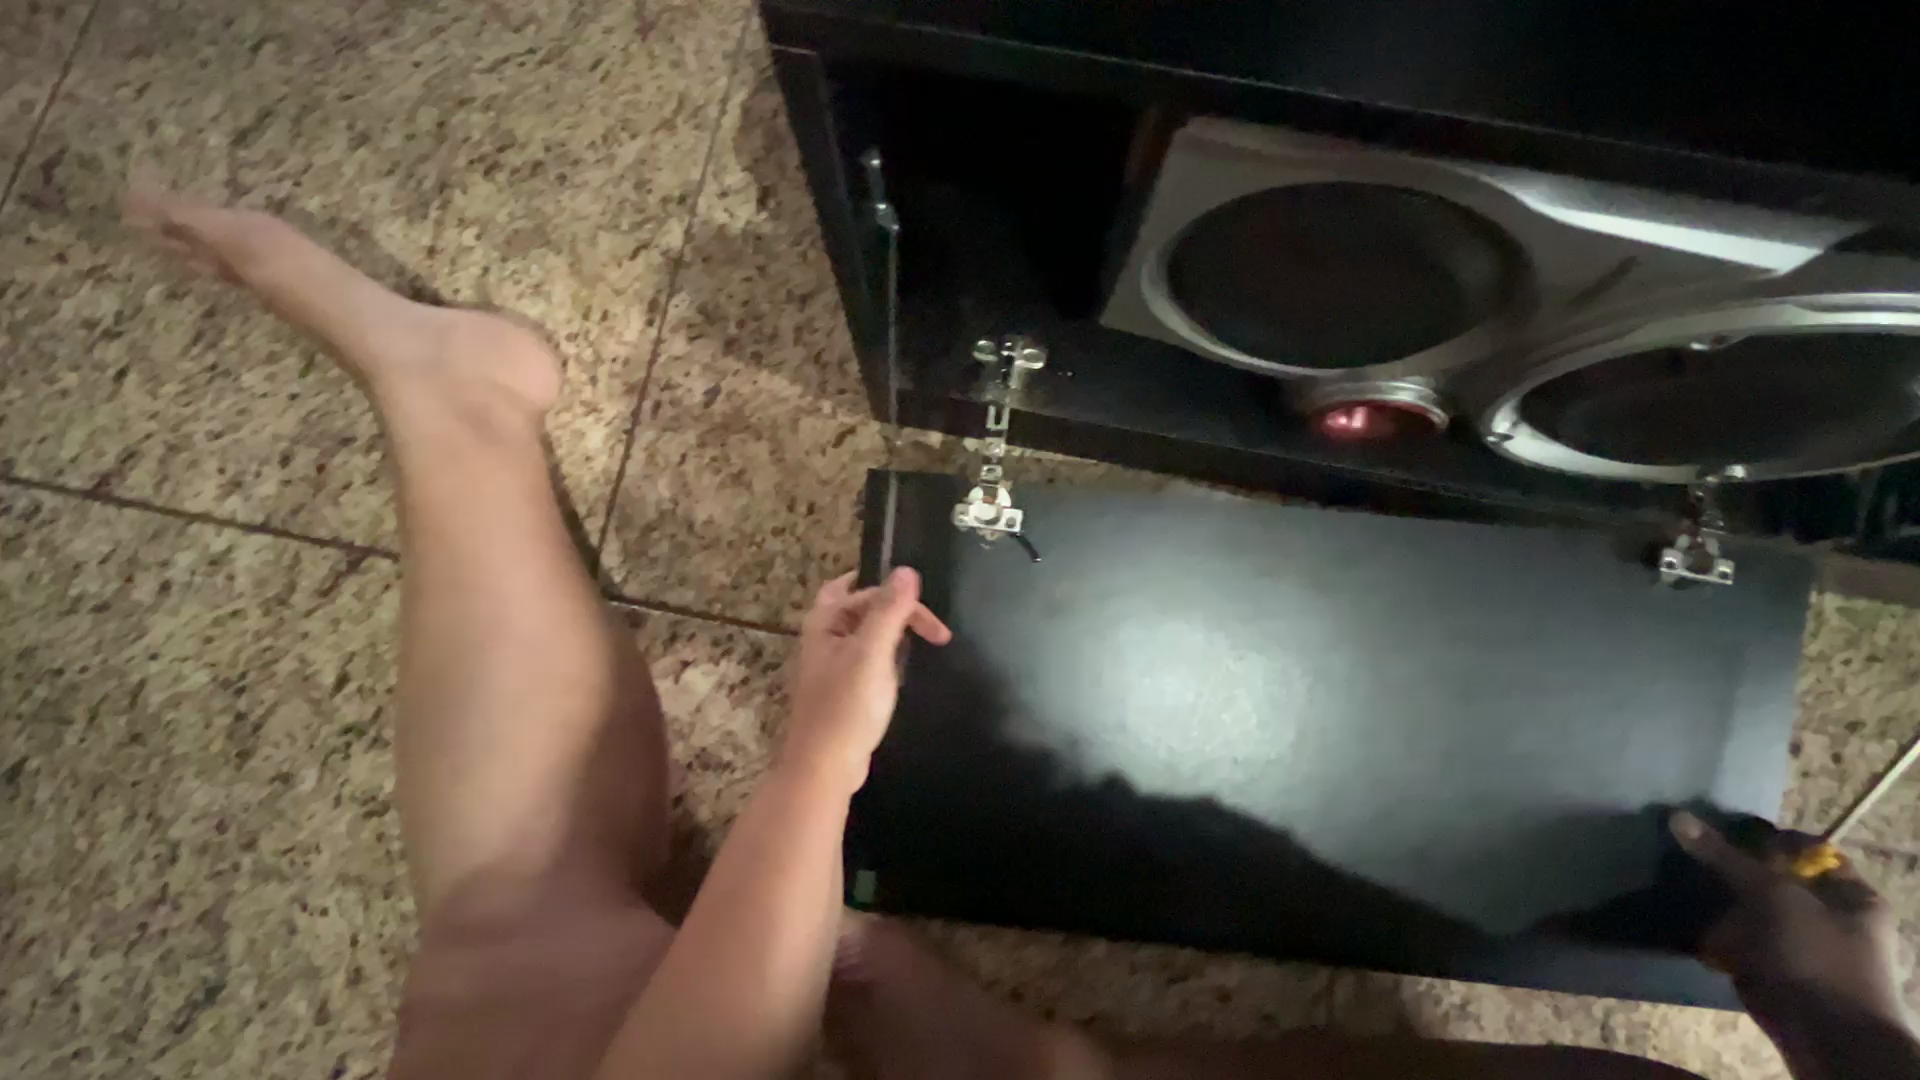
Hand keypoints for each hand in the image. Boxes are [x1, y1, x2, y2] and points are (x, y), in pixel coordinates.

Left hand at [782, 567, 951, 789]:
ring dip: (892, 633)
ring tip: (924, 645)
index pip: (863, 590)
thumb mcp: (872, 653)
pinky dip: (887, 657)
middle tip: (929, 626)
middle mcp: (823, 637)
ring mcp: (831, 665)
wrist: (824, 767)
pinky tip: (901, 672)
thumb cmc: (846, 707)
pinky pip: (867, 659)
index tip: (930, 619)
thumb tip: (906, 570)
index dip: (896, 595)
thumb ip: (889, 610)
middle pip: (860, 606)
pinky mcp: (842, 689)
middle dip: (894, 609)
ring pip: (865, 634)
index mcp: (824, 622)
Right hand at [1670, 811, 1907, 1025]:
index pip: (1804, 849)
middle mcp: (1829, 913)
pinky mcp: (1772, 960)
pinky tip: (1689, 916)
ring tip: (1681, 882)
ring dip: (1716, 896)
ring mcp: (1799, 940)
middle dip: (1728, 867)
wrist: (1825, 1034)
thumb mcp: (1772, 896)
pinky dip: (1714, 925)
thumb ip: (1724, 856)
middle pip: (1770, 875)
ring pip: (1747, 903)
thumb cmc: (1815, 955)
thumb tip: (1677, 816)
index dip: (1762, 837)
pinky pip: (1737, 931)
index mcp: (1850, 895)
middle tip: (1689, 855)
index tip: (1717, 832)